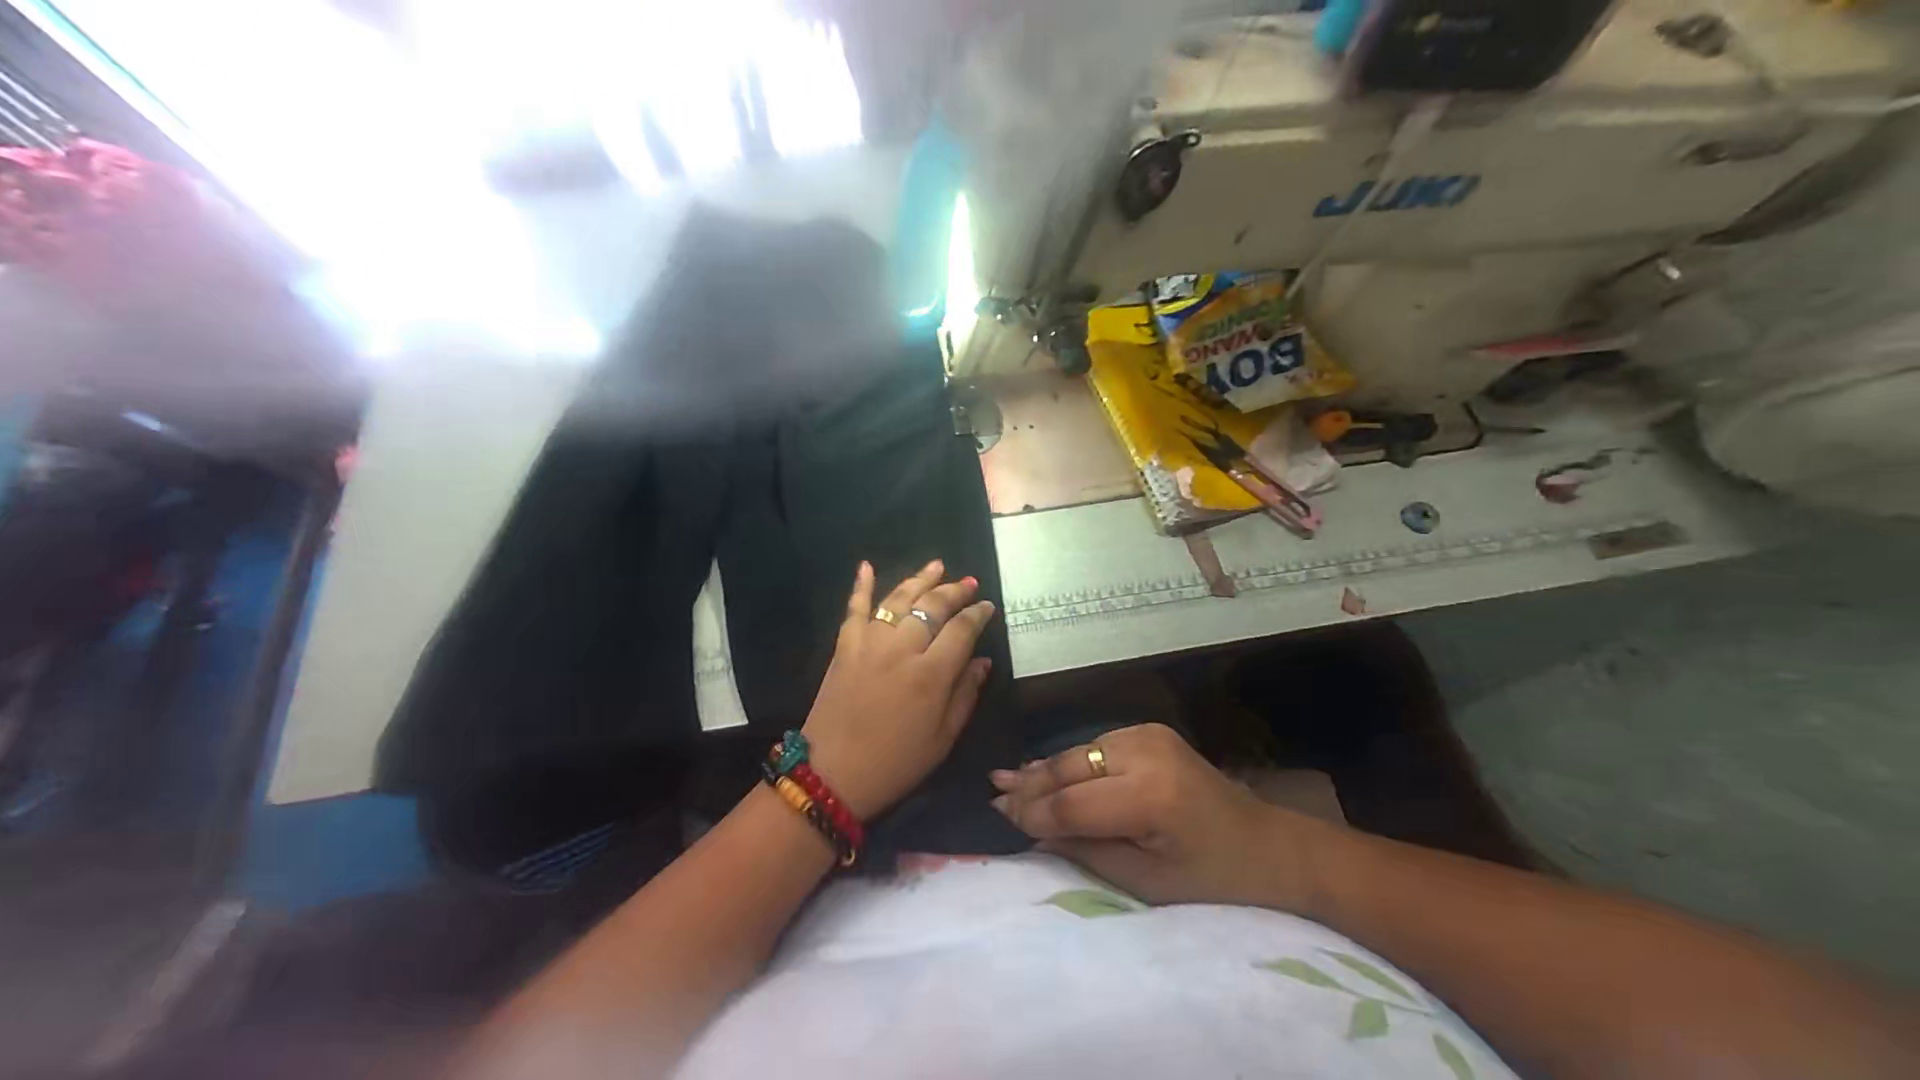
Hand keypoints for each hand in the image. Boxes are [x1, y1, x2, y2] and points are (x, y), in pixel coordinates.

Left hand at [800, 560, 997, 820]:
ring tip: (937, 565)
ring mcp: (869, 643)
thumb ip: (965, 694)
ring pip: (898, 600)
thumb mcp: (943, 738)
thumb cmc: (897, 763)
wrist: (832, 774)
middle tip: (968, 583)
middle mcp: (902, 649)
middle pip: (932, 607)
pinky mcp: (844, 646)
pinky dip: (861, 585)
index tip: (987, 606)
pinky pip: (854, 608)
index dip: (977, 614)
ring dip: (919, 579)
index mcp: (931, 674)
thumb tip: (982, 660)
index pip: (961, 629)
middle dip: (954, 591)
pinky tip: (867, 565)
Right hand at [990, 723, 1330, 909]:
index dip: (1031, 814)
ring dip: (1045, 771)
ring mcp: (1148, 735)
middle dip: (1031, 787)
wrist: (1271, 847)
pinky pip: (1094, 748)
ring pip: (1077, 753)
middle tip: (993, 795)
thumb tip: (1031, 828)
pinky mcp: (1149, 731)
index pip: (1071, 804)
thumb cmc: (1212, 880)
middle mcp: (1145, 751)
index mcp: (1150, 795)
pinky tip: (1043, 768)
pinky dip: (1070, 763)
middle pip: (1069, 769)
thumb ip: (1084, 849)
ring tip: (1005, 780)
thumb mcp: (1146, 881)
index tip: (997, 817)